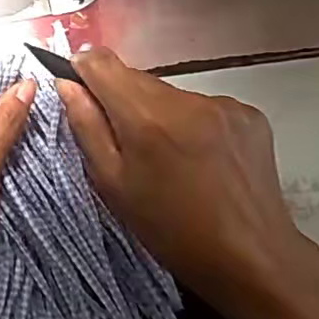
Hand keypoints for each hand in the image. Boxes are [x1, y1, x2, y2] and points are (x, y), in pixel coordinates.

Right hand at [58, 47, 318, 313]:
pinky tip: (199, 158)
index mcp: (146, 119)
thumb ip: (87, 127)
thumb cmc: (170, 230)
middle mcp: (186, 100)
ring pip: (170, 94)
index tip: (79, 84)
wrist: (249, 257)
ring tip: (168, 158)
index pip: (102, 62)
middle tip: (126, 143)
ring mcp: (223, 104)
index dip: (84, 68)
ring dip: (159, 114)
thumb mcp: (113, 185)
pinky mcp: (248, 114)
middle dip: (123, 101)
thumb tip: (68, 85)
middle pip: (137, 79)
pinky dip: (192, 123)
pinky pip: (203, 106)